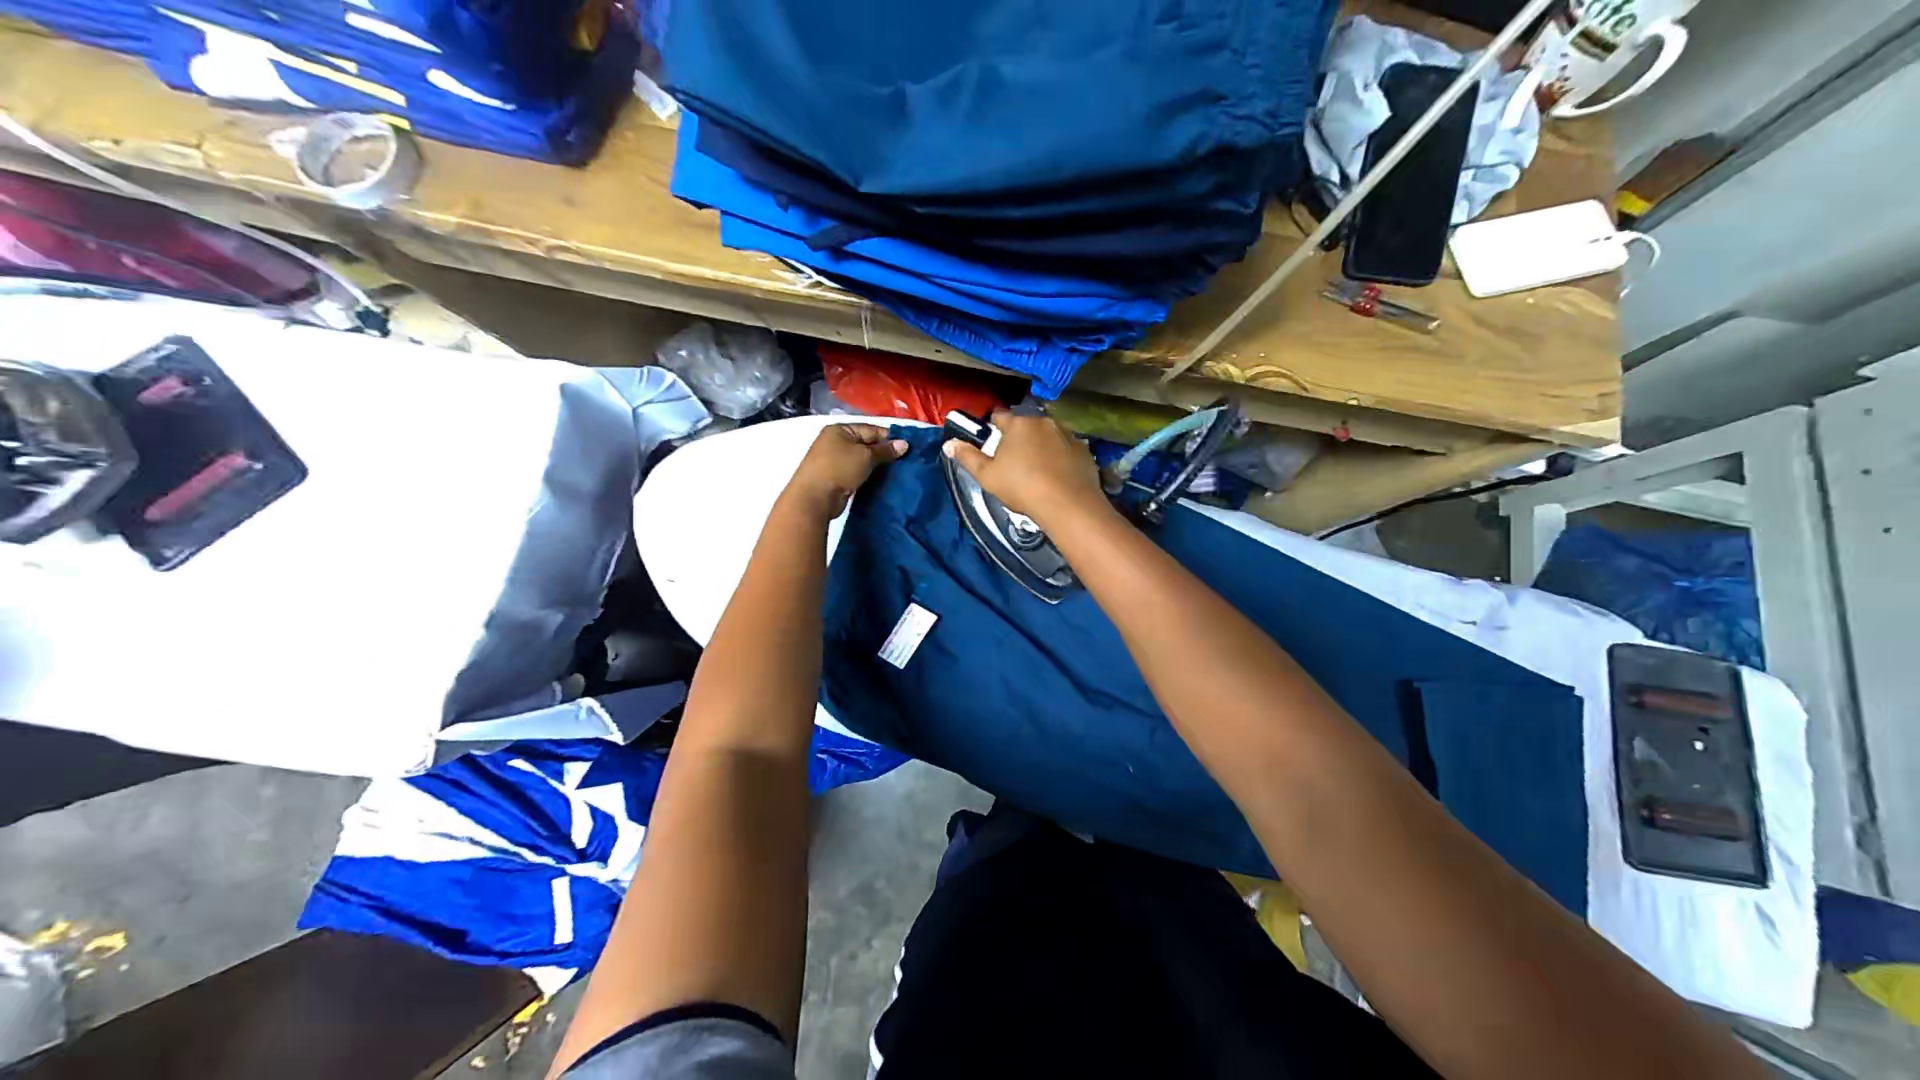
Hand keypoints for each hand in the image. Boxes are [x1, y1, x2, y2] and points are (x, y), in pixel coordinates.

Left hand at [780, 423, 907, 519]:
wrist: (815, 497)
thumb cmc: (839, 468)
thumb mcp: (866, 456)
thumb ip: (885, 450)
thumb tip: (904, 444)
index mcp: (840, 429)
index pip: (870, 429)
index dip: (889, 438)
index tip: (907, 448)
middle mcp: (835, 442)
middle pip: (865, 444)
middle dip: (883, 452)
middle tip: (904, 461)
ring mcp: (833, 460)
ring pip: (861, 460)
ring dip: (876, 466)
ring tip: (896, 472)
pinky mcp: (835, 477)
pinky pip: (856, 472)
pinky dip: (867, 475)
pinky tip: (881, 481)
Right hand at [942, 409, 1108, 531]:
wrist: (1068, 504)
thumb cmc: (1022, 487)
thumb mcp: (988, 476)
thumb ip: (968, 457)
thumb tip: (949, 443)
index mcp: (1019, 424)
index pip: (1000, 416)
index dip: (992, 427)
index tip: (990, 440)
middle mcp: (1044, 422)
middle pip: (1026, 426)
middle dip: (1019, 439)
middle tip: (1013, 462)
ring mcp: (1068, 435)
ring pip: (1049, 437)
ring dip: (1042, 447)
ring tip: (1038, 471)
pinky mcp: (1085, 451)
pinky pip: (1067, 450)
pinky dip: (1061, 459)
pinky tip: (1058, 477)